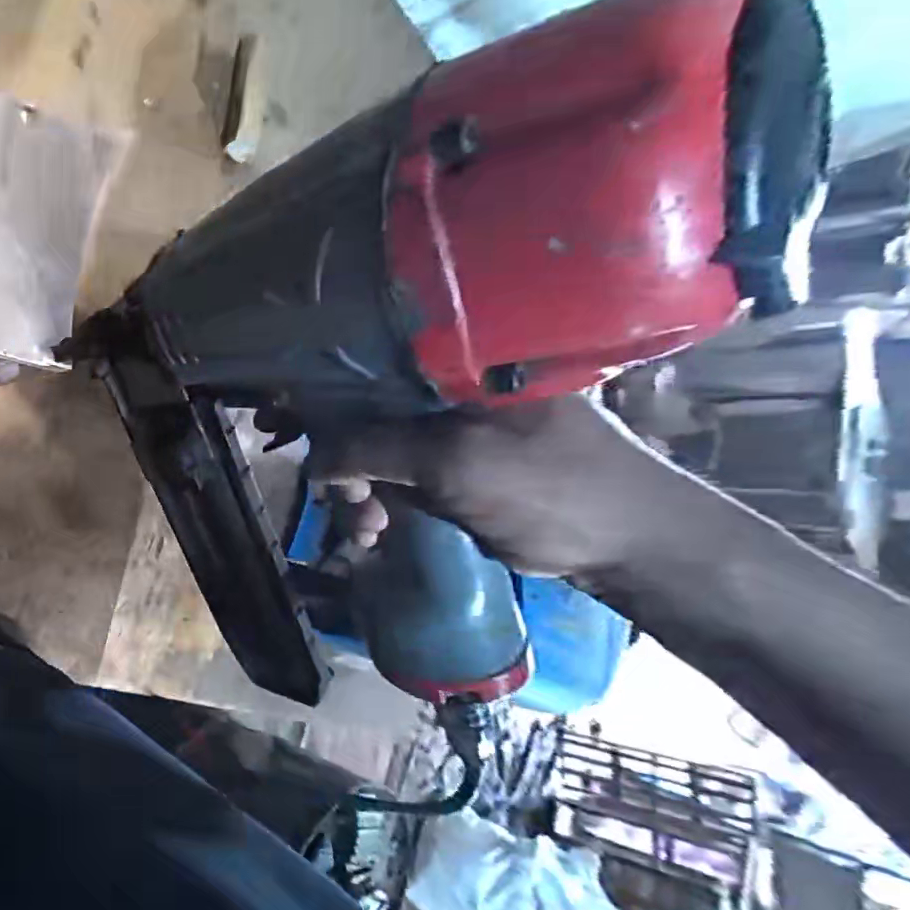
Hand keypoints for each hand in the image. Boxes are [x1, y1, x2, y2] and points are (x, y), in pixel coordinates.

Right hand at [312, 394, 704, 576]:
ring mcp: (448, 427)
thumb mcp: (452, 462)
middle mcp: (445, 386)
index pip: (364, 361)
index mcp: (454, 360)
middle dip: (339, 461)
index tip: (277, 419)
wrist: (632, 548)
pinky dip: (376, 503)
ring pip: (371, 449)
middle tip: (339, 501)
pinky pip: (392, 475)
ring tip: (364, 532)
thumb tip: (310, 463)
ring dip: (356, 492)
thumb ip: (372, 450)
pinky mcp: (451, 463)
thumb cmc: (552, 488)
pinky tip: (373, 532)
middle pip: (360, 411)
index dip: (315, 389)